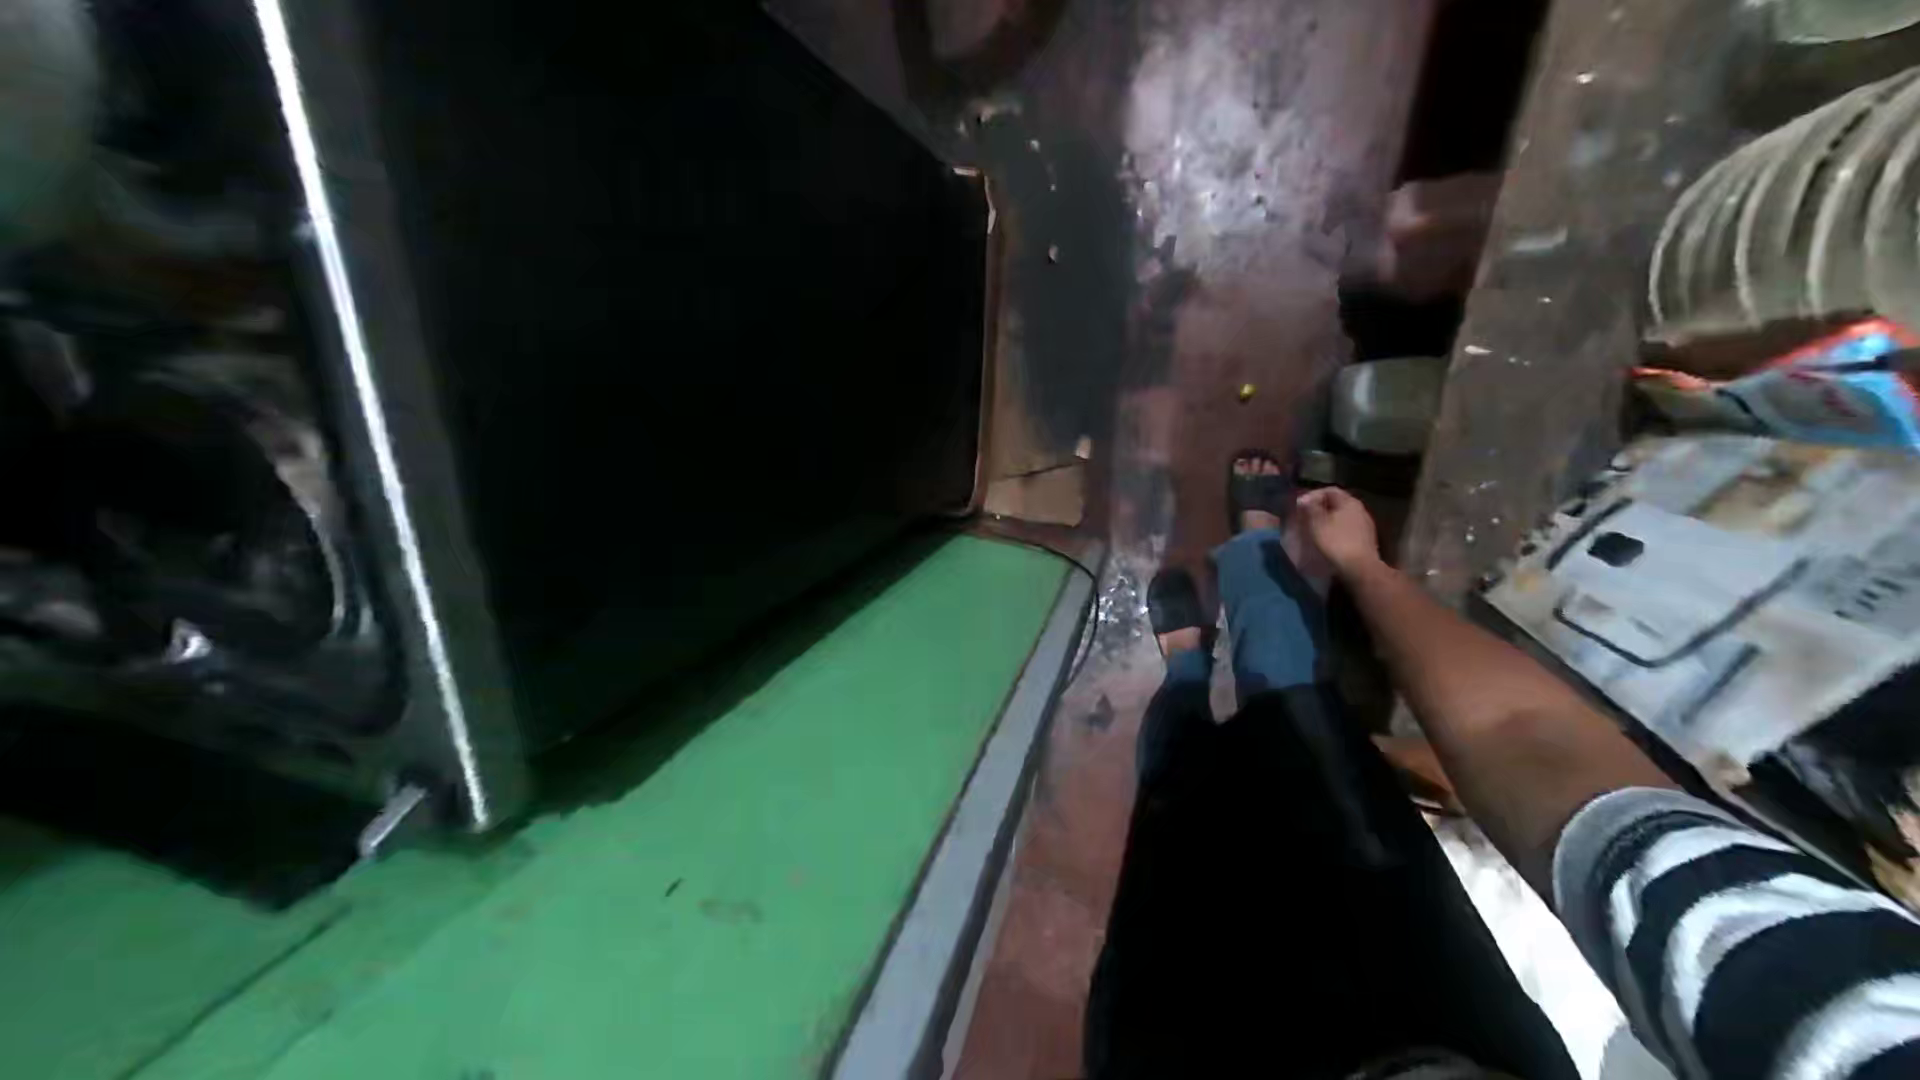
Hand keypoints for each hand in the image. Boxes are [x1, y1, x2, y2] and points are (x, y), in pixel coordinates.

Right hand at [1296, 487, 1380, 576]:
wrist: (1359, 567)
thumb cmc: (1336, 542)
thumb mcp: (1317, 523)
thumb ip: (1310, 508)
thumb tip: (1303, 498)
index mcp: (1349, 502)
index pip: (1330, 490)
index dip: (1313, 494)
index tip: (1300, 505)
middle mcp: (1360, 509)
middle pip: (1337, 502)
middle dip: (1320, 506)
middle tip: (1306, 515)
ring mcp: (1365, 523)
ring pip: (1343, 514)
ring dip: (1328, 518)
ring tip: (1315, 527)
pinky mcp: (1366, 537)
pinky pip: (1347, 526)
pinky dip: (1336, 527)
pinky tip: (1328, 537)